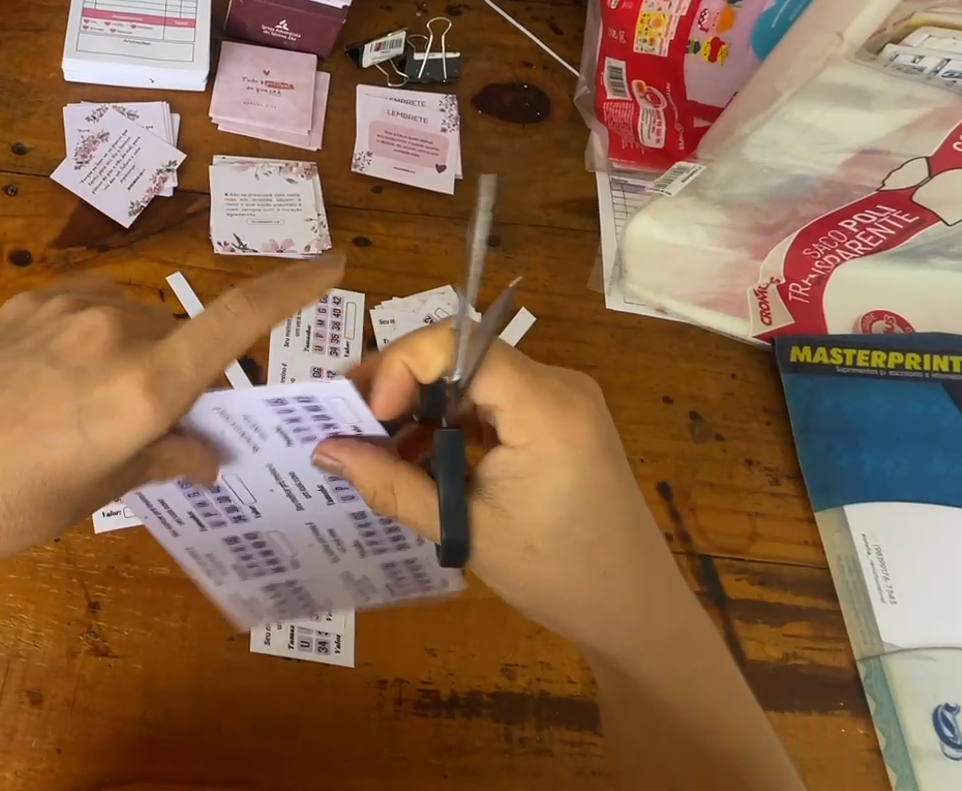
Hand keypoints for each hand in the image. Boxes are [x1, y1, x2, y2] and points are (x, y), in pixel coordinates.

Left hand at [0, 257, 344, 592]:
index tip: (332, 263)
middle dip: (185, 368)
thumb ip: (167, 453)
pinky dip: (96, 333)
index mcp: (141, 384)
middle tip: (159, 416)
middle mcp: (111, 329)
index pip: (236, 320)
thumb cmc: (18, 506)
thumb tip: (209, 452)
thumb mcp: (105, 487)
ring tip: (92, 400)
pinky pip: (88, 306)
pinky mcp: (24, 301)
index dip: (292, 287)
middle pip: (181, 332)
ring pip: (134, 316)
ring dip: (137, 349)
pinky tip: (58, 372)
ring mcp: (63, 307)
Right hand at [310, 326, 681, 648]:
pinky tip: (415, 449)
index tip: (371, 414)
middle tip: (349, 417)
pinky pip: (484, 394)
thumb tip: (323, 449)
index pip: (458, 345)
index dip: (403, 366)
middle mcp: (556, 386)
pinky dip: (443, 414)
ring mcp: (557, 397)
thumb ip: (390, 483)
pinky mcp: (551, 414)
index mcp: (547, 409)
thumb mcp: (465, 531)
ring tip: (374, 438)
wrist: (638, 616)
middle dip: (397, 380)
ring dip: (416, 399)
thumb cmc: (559, 577)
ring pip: (465, 371)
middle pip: (457, 352)